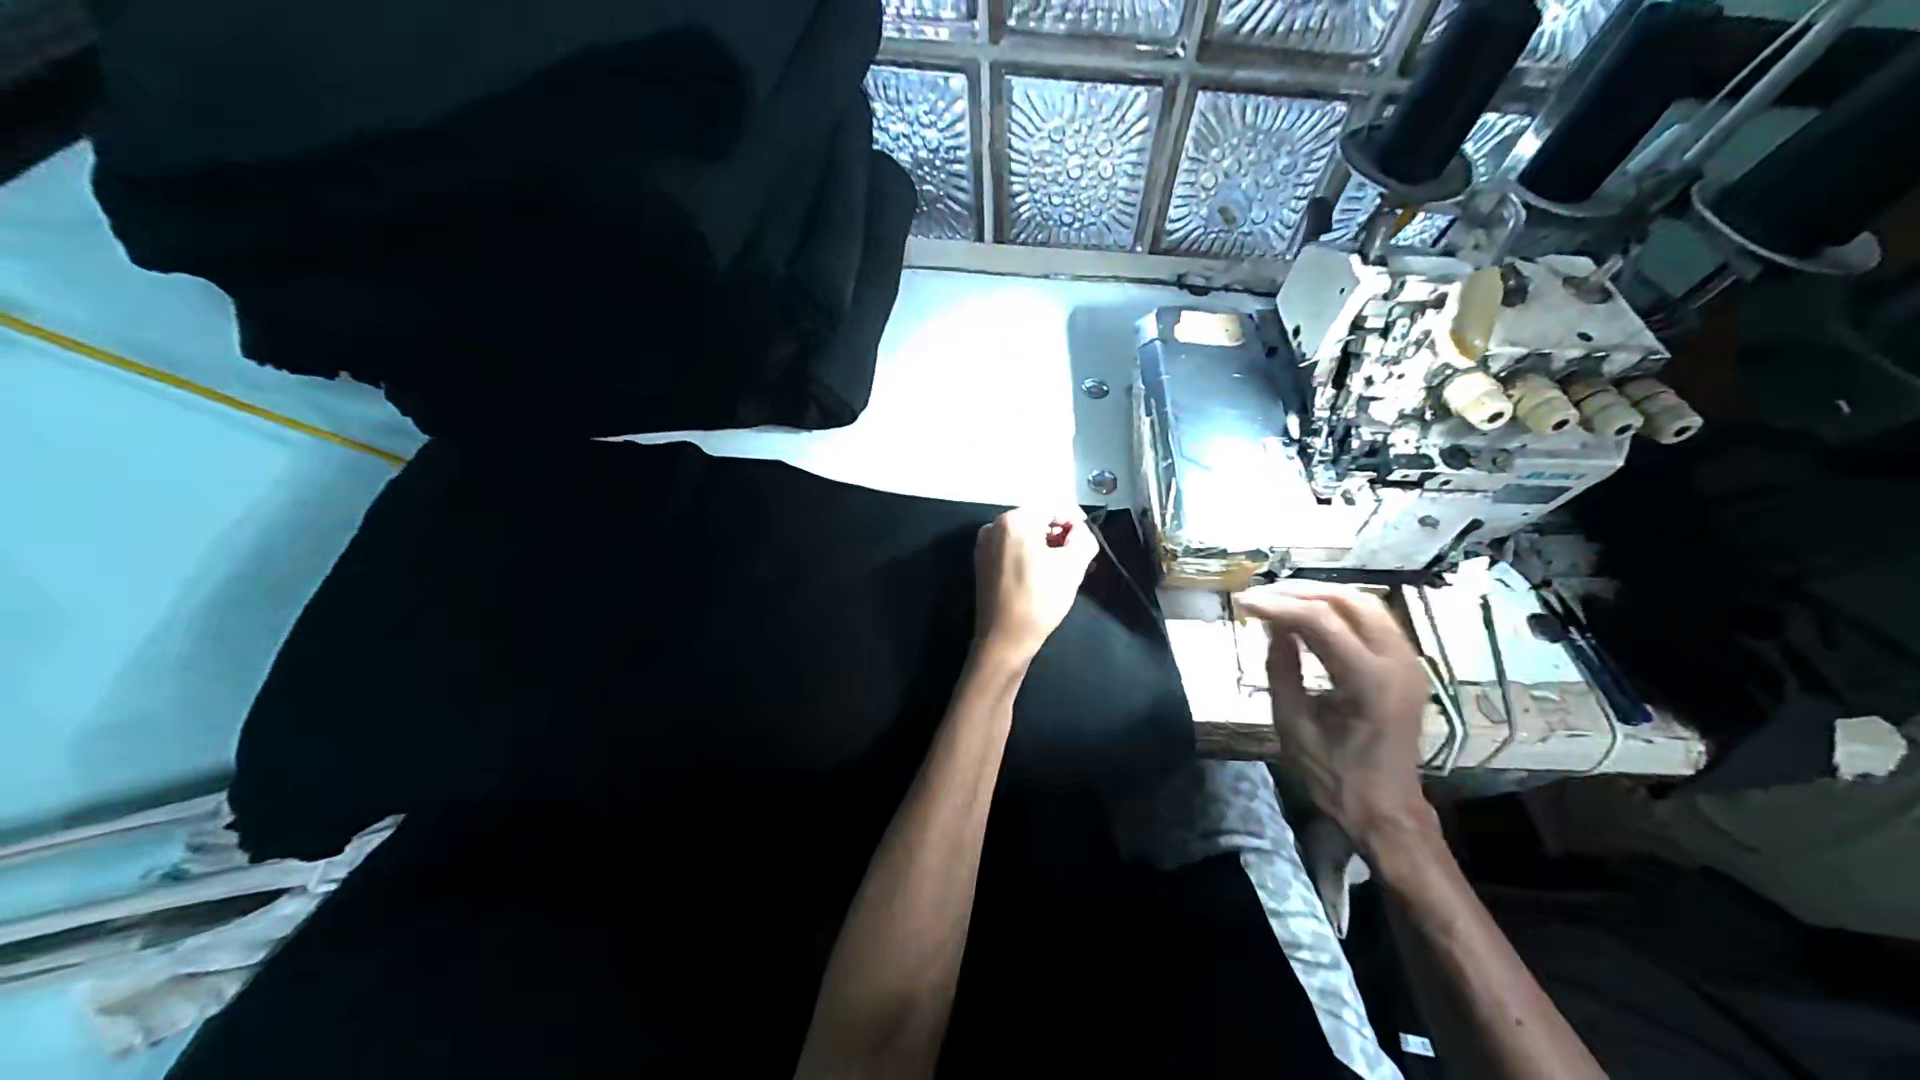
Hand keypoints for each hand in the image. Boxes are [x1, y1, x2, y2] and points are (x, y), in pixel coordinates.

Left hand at [972, 507, 1097, 661]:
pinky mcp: (983, 564)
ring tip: (1068, 566)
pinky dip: (1031, 556)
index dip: (1075, 519)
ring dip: (1048, 546)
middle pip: (1037, 521)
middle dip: (1061, 534)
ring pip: (1025, 537)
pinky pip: (1013, 551)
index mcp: (1013, 520)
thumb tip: (1078, 530)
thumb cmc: (1040, 599)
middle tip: (1080, 554)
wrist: (1005, 639)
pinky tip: (1047, 574)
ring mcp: (985, 546)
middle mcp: (994, 527)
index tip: (1088, 537)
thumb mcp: (1073, 565)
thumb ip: (1083, 538)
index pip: (1053, 508)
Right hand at [1236, 582, 1435, 852]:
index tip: (1243, 602)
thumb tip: (1272, 626)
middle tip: (1261, 596)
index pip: (1321, 621)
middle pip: (1349, 601)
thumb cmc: (1334, 775)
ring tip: (1281, 600)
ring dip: (1321, 595)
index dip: (1278, 606)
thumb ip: (1282, 668)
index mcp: (1369, 682)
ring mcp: (1409, 662)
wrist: (1386, 808)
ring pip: (1366, 603)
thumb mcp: (1293, 724)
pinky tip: (1310, 615)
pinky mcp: (1407, 666)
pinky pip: (1374, 619)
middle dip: (1300, 592)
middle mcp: (1397, 662)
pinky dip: (1339, 609)